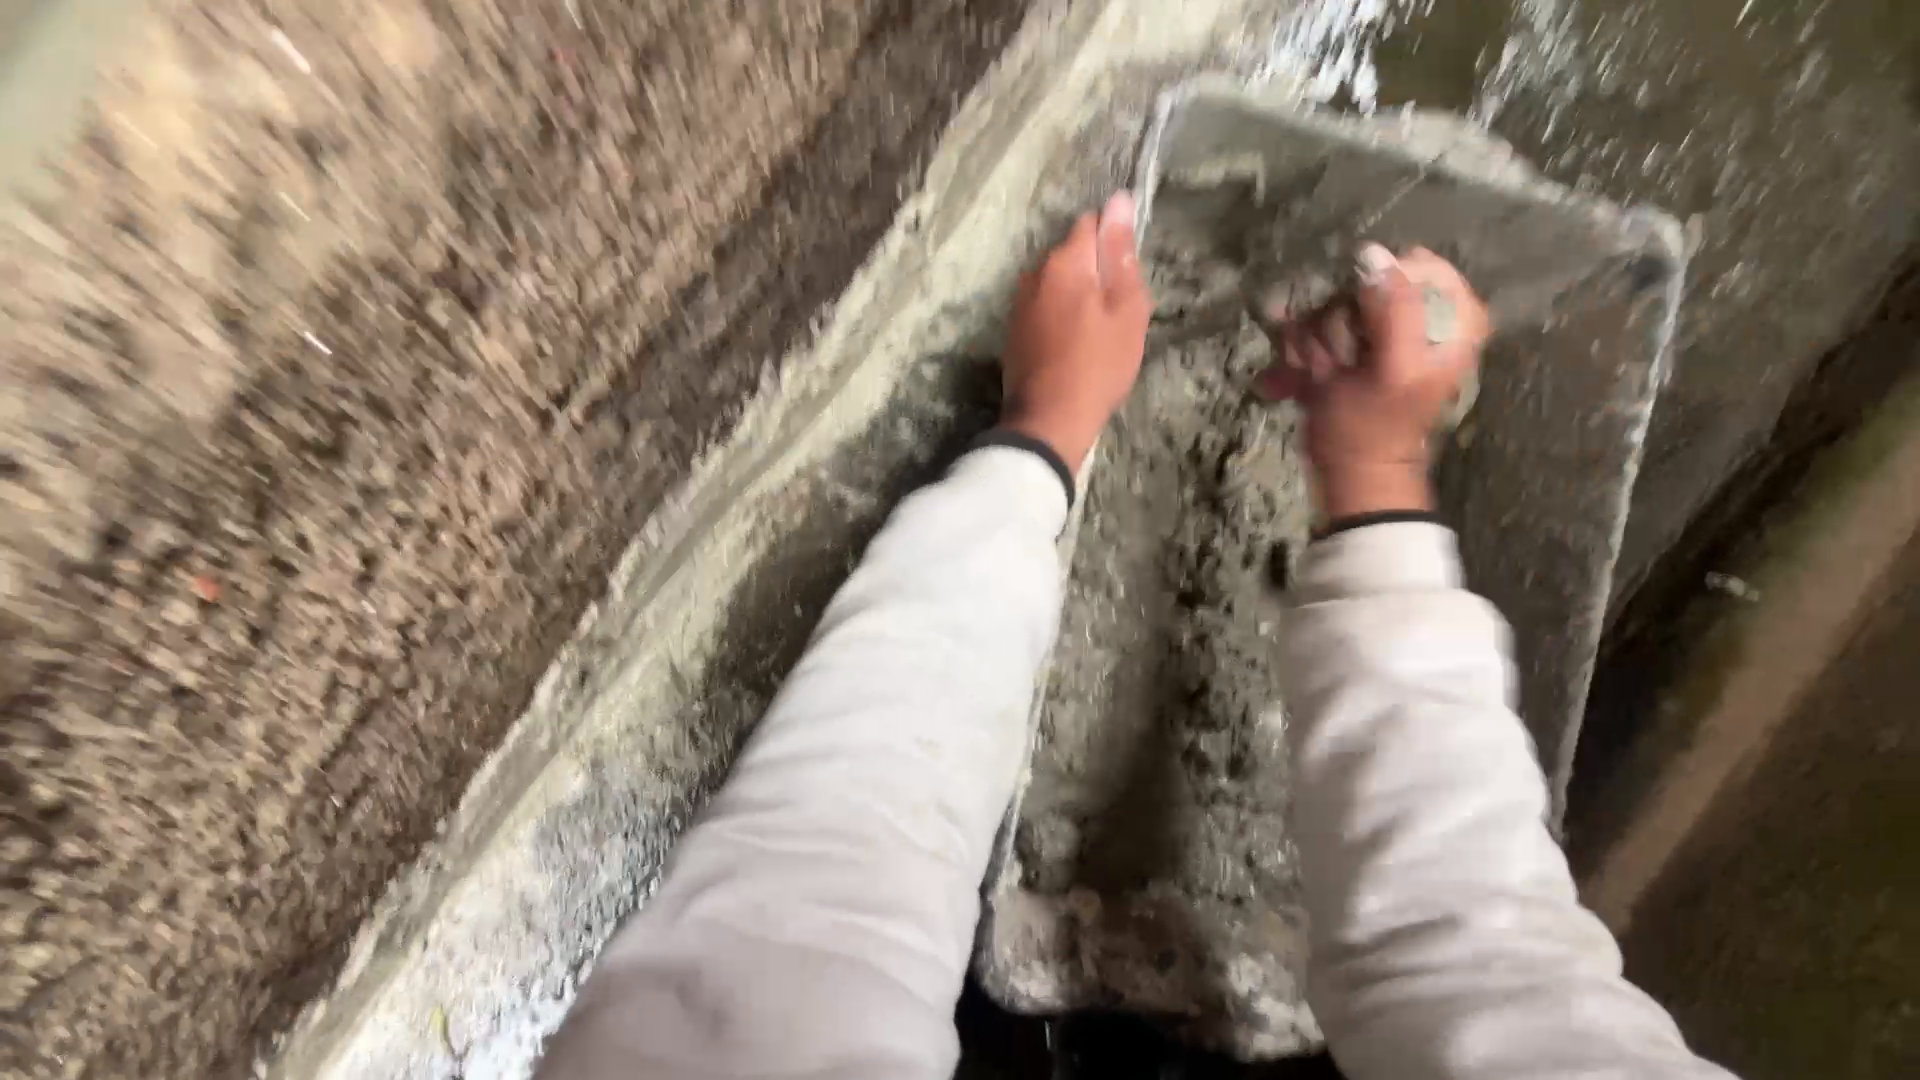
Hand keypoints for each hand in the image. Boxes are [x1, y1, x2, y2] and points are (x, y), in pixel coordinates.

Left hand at [999, 191, 1152, 471]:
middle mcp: (1034, 274)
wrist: (1048, 421)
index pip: (1092, 224)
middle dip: (1095, 271)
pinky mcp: (1013, 332)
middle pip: (1072, 255)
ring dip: (1076, 296)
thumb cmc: (1098, 365)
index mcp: (1065, 261)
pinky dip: (1060, 318)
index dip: (1114, 241)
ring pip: (1057, 284)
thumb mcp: (1126, 310)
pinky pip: (1043, 310)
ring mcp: (1018, 304)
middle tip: (1118, 311)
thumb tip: (1118, 202)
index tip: (1128, 274)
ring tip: (1096, 333)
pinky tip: (1073, 346)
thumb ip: (1120, 253)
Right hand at [1254, 245, 1489, 521]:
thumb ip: (1395, 308)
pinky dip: (1300, 354)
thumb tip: (1373, 255)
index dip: (1373, 292)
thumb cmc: (1374, 430)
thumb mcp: (1393, 369)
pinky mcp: (1345, 348)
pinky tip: (1303, 378)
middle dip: (1336, 324)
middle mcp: (1416, 316)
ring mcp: (1376, 332)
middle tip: (1337, 362)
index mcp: (1450, 316)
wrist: (1350, 473)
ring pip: (1328, 308)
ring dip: (1313, 344)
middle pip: (1359, 286)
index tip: (1360, 330)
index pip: (1406, 265)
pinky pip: (1311, 329)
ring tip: (1320, 377)